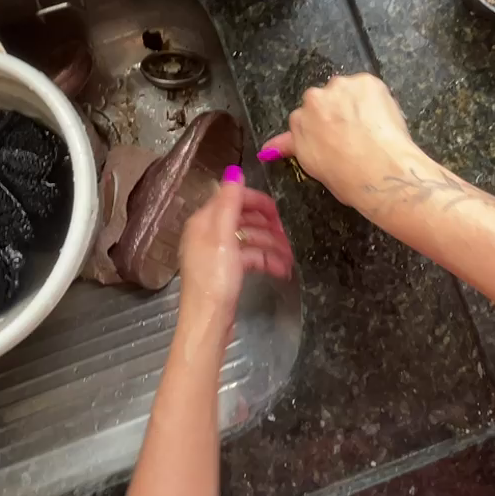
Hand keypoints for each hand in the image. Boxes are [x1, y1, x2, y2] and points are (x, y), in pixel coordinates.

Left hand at [178, 172, 294, 328]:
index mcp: (204, 221)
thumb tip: (234, 171)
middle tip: (288, 235)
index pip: (233, 198)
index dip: (257, 201)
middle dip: (267, 225)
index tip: (279, 211)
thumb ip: (228, 203)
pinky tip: (280, 269)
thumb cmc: (215, 280)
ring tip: (289, 258)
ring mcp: (217, 254)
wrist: (208, 324)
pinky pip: (249, 257)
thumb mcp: (222, 237)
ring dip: (270, 245)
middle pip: (243, 218)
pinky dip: (265, 260)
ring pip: (249, 239)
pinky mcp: (226, 272)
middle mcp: (208, 233)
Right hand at [261, 74, 428, 212]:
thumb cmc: (346, 177)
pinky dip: (374, 99)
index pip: (305, 116)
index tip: (333, 137)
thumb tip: (268, 148)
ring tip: (369, 127)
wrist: (381, 171)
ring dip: (354, 102)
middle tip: (352, 134)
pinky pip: (368, 87)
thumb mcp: (312, 165)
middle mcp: (314, 98)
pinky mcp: (366, 81)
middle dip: (336, 112)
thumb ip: (292, 146)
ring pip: (346, 91)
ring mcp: (340, 87)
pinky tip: (380, 119)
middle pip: (324, 99)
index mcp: (299, 120)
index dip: (321, 128)